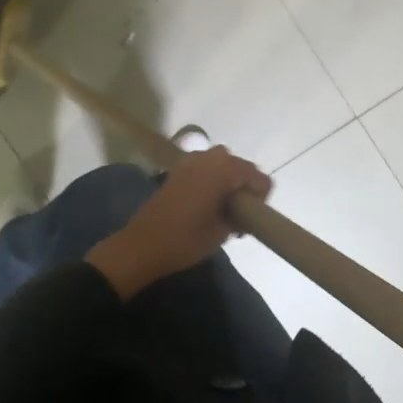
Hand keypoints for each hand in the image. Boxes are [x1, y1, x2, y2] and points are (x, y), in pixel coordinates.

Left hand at [85, 147, 271, 300]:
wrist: (142, 244)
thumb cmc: (185, 240)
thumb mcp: (222, 233)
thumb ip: (240, 217)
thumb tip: (244, 214)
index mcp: (224, 170)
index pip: (260, 179)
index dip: (260, 200)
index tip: (248, 221)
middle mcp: (210, 157)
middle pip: (242, 168)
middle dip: (245, 189)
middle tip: (238, 217)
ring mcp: (191, 160)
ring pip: (224, 166)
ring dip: (229, 184)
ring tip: (222, 211)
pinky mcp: (178, 169)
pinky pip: (206, 169)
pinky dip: (212, 181)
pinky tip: (206, 205)